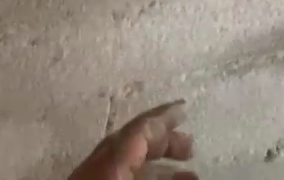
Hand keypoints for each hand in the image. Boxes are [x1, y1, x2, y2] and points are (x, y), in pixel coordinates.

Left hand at [66, 102, 196, 179]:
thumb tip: (192, 178)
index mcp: (110, 161)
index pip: (140, 130)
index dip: (164, 117)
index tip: (184, 110)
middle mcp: (98, 166)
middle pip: (133, 143)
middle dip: (163, 143)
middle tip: (191, 148)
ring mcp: (91, 179)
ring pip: (126, 165)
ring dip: (157, 168)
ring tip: (189, 177)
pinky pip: (119, 179)